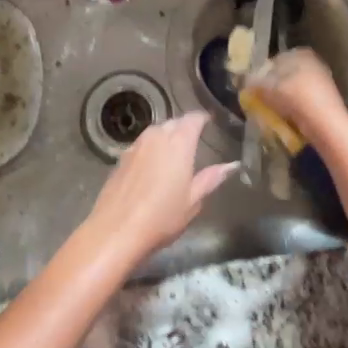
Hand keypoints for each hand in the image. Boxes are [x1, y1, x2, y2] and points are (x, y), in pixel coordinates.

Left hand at [83, 111, 236, 261]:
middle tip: (195, 140)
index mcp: (179, 142)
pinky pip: (142, 144)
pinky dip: (151, 149)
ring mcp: (136, 145)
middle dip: (185, 127)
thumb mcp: (193, 201)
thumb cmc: (161, 216)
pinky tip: (153, 166)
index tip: (211, 121)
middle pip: (174, 122)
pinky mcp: (121, 157)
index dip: (203, 118)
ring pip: (156, 132)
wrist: (116, 230)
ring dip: (167, 137)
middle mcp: (157, 136)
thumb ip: (211, 178)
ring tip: (175, 153)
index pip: (194, 119)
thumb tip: (231, 165)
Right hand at [248, 48, 347, 139]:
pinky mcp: (326, 100)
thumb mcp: (268, 88)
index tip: (253, 88)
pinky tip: (287, 119)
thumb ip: (253, 81)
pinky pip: (303, 101)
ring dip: (282, 99)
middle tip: (261, 101)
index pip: (275, 60)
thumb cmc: (296, 98)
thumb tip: (243, 80)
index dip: (262, 74)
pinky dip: (294, 108)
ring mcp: (322, 81)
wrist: (326, 124)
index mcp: (301, 53)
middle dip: (272, 87)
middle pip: (285, 75)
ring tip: (272, 112)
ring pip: (293, 89)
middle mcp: (313, 63)